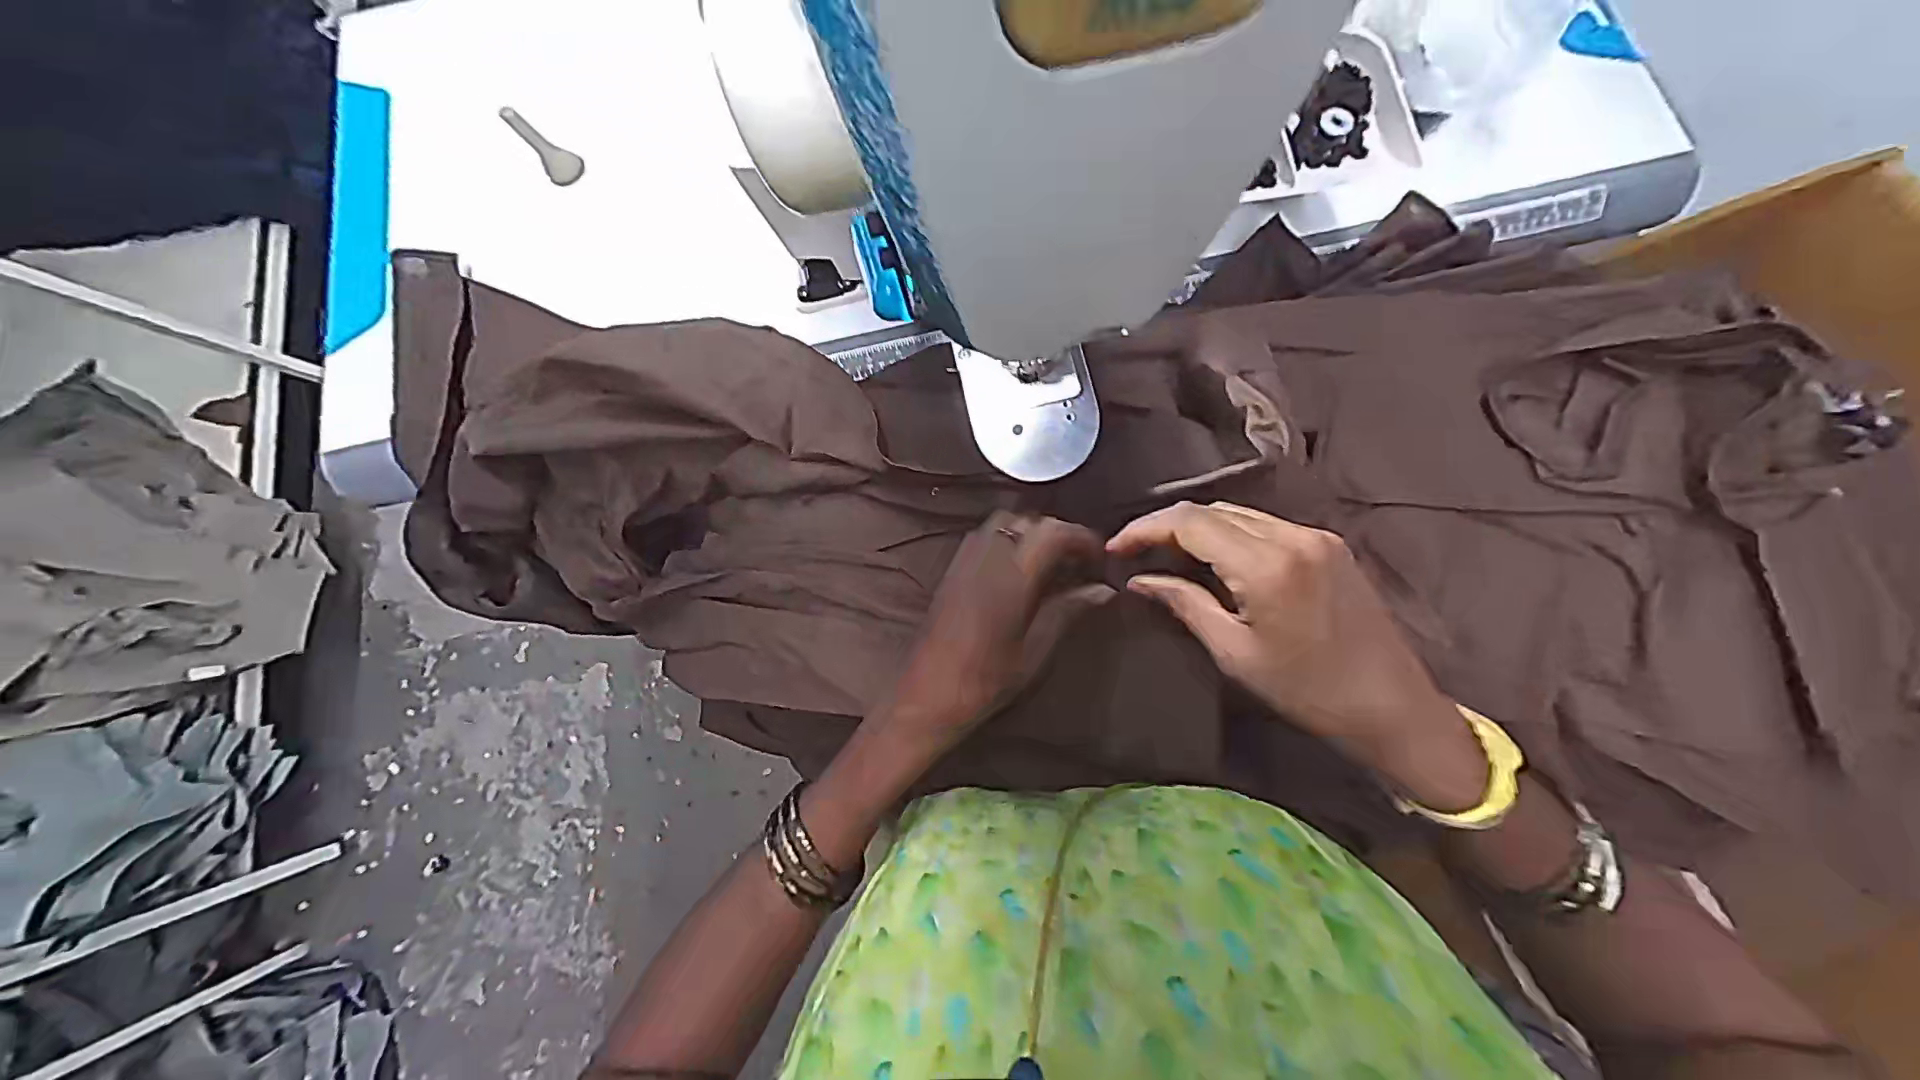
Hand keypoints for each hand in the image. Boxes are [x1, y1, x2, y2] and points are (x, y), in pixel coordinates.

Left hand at [881, 512, 1103, 753]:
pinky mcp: (951, 570)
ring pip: (1004, 523)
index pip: (1054, 533)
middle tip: (1078, 562)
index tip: (1099, 558)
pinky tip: (1018, 570)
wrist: (926, 696)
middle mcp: (986, 558)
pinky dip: (1008, 540)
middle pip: (1029, 521)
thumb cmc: (985, 681)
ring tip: (1050, 563)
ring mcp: (964, 561)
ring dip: (1032, 533)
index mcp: (1011, 576)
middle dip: (1059, 534)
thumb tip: (1102, 590)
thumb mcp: (1035, 651)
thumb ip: (1067, 611)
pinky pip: (984, 536)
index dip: (1083, 539)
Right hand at [1108, 501, 1484, 807]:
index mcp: (1268, 565)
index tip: (1115, 549)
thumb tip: (1140, 580)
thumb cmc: (1307, 690)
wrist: (1392, 707)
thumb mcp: (1234, 652)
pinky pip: (1264, 524)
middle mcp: (1293, 536)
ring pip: (1237, 513)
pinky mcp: (1329, 545)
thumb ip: (1185, 603)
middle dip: (1166, 526)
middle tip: (1135, 555)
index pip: (1190, 522)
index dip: (1144, 529)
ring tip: (1167, 556)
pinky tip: (1213, 559)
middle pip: (1212, 510)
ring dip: (1197, 528)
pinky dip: (1228, 534)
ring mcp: (1315, 536)